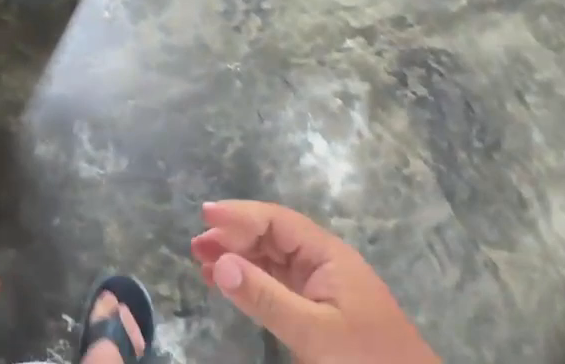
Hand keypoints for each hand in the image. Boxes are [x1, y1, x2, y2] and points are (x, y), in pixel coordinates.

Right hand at [191, 200, 438, 363]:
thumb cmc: (367, 359)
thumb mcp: (314, 332)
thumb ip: (266, 297)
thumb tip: (220, 261)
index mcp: (328, 255)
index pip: (276, 221)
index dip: (239, 215)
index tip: (205, 215)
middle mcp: (324, 263)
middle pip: (271, 237)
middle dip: (233, 237)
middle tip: (196, 247)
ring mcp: (322, 287)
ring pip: (272, 260)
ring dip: (238, 259)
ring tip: (204, 265)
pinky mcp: (321, 311)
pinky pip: (278, 284)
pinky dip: (251, 282)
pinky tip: (231, 287)